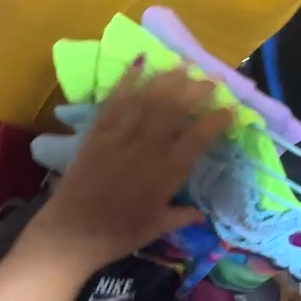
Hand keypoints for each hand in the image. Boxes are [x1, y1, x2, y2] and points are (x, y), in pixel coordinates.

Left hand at [22, 63, 232, 273]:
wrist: (71, 234)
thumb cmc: (117, 236)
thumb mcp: (155, 228)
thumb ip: (180, 217)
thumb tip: (202, 215)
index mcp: (165, 174)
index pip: (196, 140)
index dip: (215, 122)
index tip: (230, 109)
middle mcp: (146, 149)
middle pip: (174, 110)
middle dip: (195, 90)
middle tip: (212, 79)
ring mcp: (119, 137)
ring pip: (147, 100)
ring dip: (167, 80)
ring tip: (184, 66)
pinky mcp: (97, 133)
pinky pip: (115, 101)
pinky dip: (128, 81)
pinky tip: (139, 64)